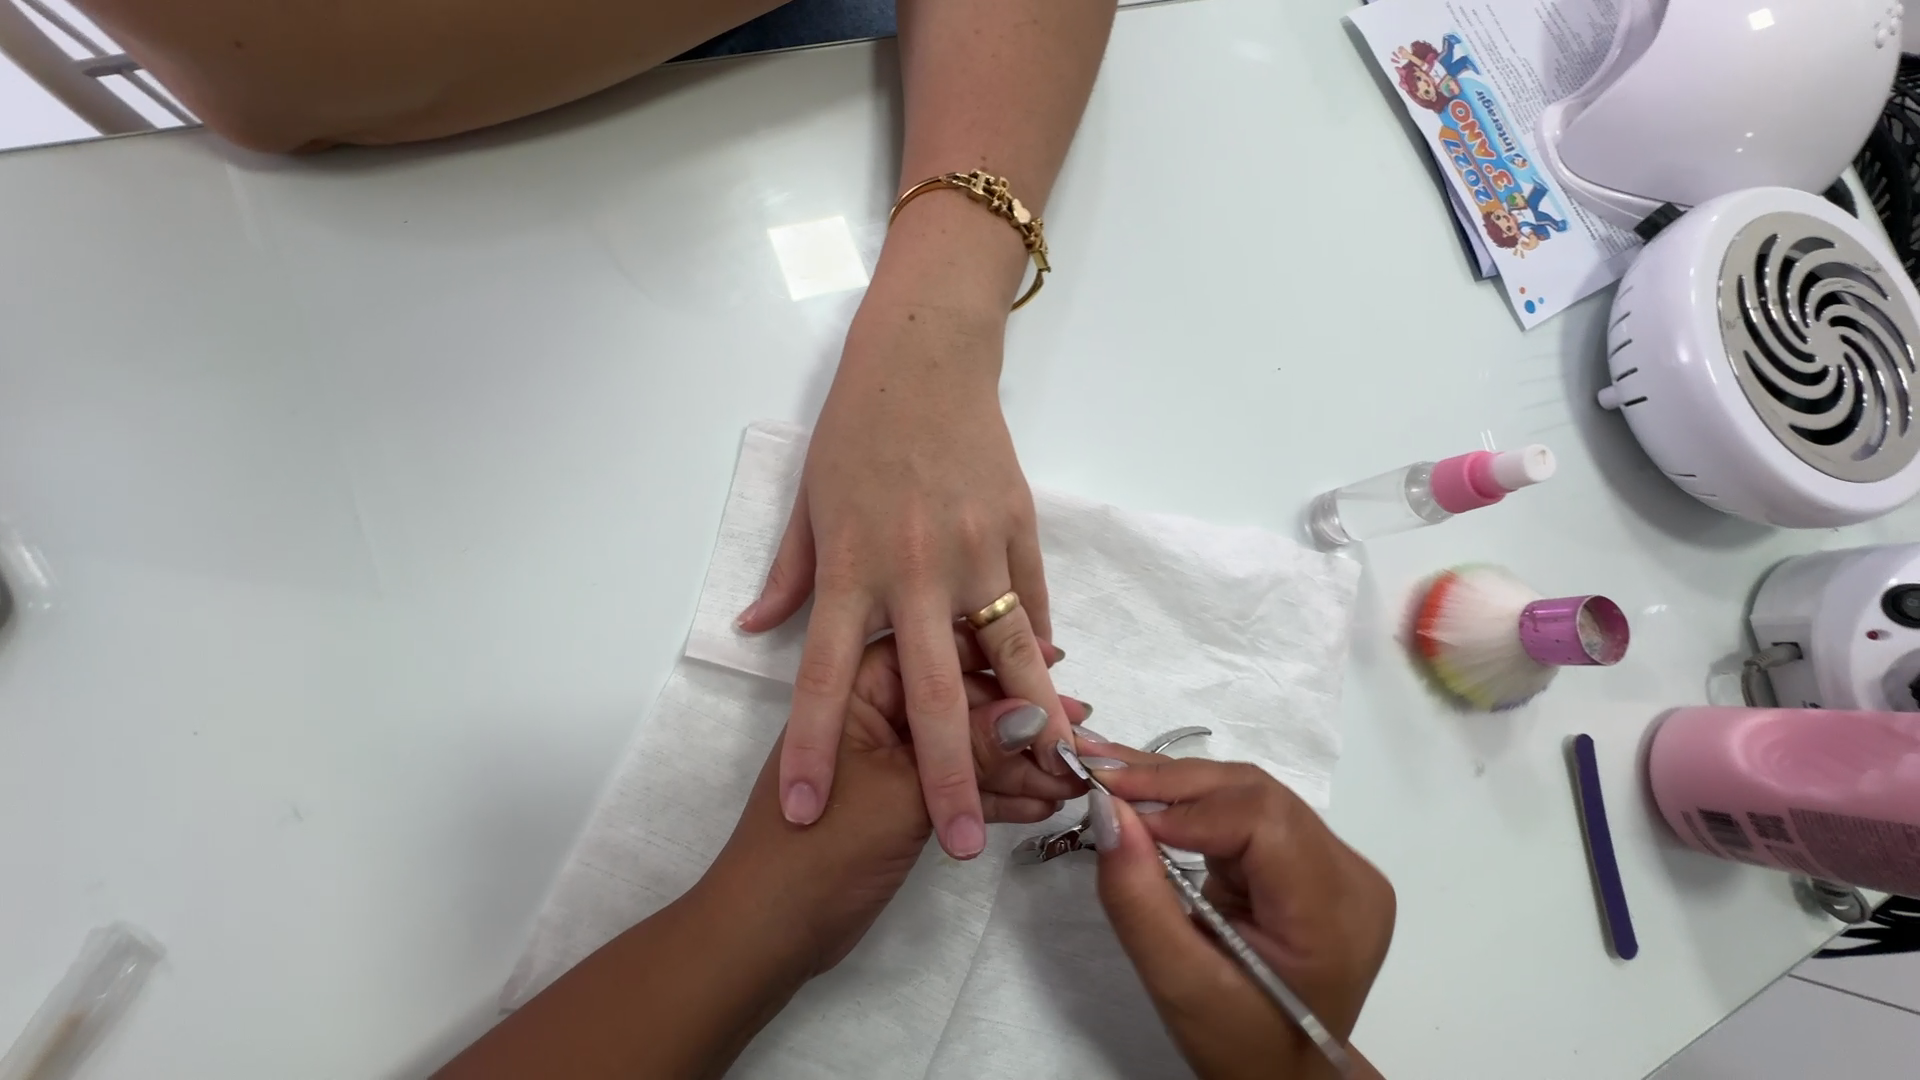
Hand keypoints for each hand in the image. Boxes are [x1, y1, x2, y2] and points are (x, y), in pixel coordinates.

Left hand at [703, 630, 1085, 973]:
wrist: (771, 934)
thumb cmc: (824, 847)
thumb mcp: (902, 793)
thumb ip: (971, 752)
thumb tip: (1037, 715)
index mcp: (863, 687)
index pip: (936, 652)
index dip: (997, 654)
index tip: (1053, 659)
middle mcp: (881, 713)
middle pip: (962, 702)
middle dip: (1020, 719)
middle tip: (1079, 727)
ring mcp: (895, 759)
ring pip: (966, 748)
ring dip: (1017, 765)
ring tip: (1074, 777)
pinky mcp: (906, 801)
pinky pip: (959, 787)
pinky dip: (997, 797)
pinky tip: (1044, 804)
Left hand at [738, 243, 1071, 860]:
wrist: (925, 359)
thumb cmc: (858, 431)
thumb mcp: (809, 499)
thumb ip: (788, 574)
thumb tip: (755, 632)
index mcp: (852, 567)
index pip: (826, 676)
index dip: (815, 749)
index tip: (807, 815)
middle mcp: (916, 572)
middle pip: (934, 692)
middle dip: (948, 777)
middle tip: (964, 844)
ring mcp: (978, 553)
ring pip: (1010, 656)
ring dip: (1029, 724)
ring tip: (1049, 781)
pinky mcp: (1022, 533)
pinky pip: (1033, 607)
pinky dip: (1040, 652)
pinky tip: (1050, 692)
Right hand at [1085, 746, 1394, 1078]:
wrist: (1279, 1073)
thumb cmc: (1237, 1042)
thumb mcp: (1180, 984)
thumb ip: (1139, 899)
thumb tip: (1106, 808)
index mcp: (1334, 912)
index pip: (1262, 822)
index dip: (1185, 806)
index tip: (1115, 807)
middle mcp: (1346, 871)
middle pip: (1253, 794)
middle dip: (1169, 780)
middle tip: (1096, 770)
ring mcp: (1329, 857)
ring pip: (1242, 789)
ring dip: (1170, 779)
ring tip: (1106, 767)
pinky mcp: (1302, 851)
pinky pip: (1237, 804)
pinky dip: (1183, 796)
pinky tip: (1137, 785)